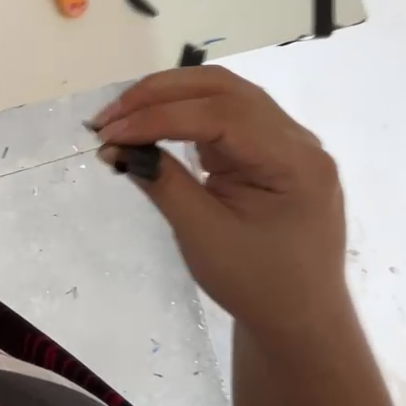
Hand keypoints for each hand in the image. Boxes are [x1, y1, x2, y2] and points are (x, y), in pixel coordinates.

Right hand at [91, 66, 349, 342]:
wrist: (298, 317)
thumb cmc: (256, 281)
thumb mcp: (201, 232)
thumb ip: (160, 180)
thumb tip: (113, 145)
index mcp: (294, 162)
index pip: (217, 115)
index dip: (155, 118)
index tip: (107, 135)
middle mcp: (297, 140)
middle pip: (221, 88)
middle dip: (156, 94)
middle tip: (107, 118)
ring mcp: (284, 142)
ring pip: (220, 91)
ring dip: (165, 96)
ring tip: (121, 117)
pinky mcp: (264, 148)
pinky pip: (220, 111)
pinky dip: (178, 110)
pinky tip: (147, 125)